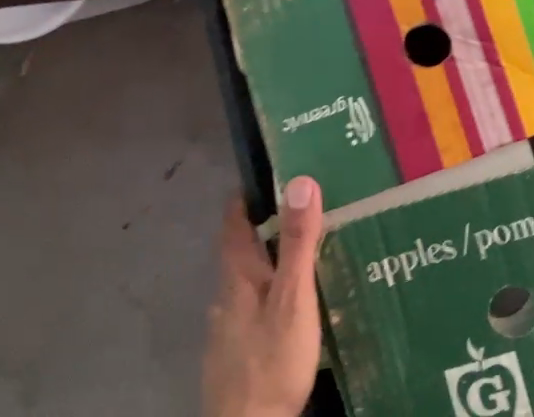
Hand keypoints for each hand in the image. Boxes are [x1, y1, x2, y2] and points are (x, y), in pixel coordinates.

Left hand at [203, 177, 324, 416]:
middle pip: (242, 253)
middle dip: (267, 231)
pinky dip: (272, 298)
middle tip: (304, 212)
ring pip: (249, 284)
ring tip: (307, 258)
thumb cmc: (272, 358)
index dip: (247, 197)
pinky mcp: (236, 356)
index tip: (269, 175)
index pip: (233, 223)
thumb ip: (298, 242)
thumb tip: (300, 181)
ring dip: (271, 266)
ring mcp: (228, 330)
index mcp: (238, 276)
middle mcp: (226, 297)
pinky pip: (254, 312)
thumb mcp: (294, 296)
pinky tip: (293, 310)